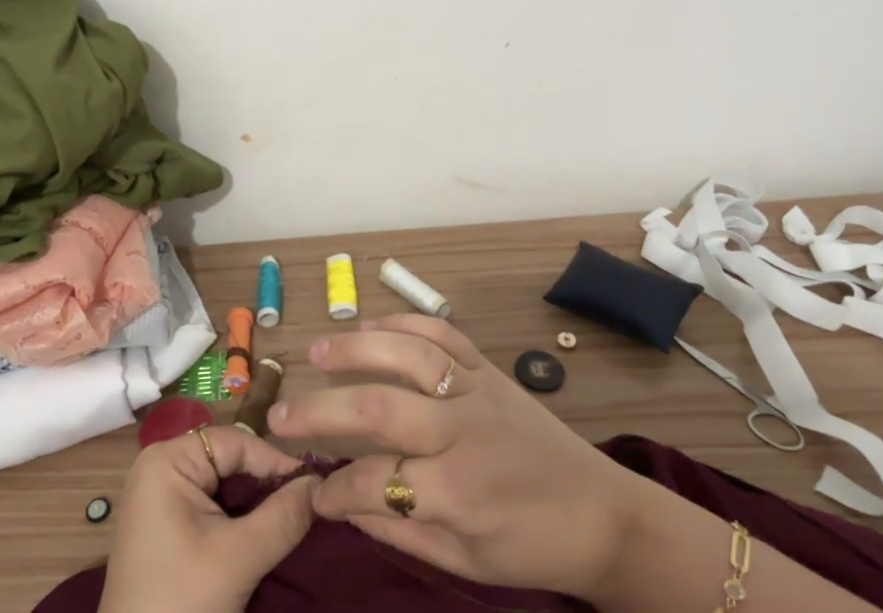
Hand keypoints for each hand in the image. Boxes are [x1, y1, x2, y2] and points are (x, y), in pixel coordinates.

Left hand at [99, 424, 319, 612]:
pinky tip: (267, 535)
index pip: (236, 442)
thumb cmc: (180, 600)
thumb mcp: (238, 558)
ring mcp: (162, 495)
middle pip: (230, 460)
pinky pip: (214, 505)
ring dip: (258, 504)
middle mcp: (161, 466)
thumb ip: (284, 516)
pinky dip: (240, 519)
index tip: (318, 486)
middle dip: (268, 484)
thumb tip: (323, 482)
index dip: (277, 461)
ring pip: (225, 484)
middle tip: (311, 505)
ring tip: (296, 520)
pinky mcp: (167, 523)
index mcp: (167, 460)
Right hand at [266, 314, 650, 597]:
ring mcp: (477, 393)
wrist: (604, 515)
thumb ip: (396, 530)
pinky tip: (371, 324)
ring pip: (408, 356)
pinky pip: (445, 333)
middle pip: (377, 409)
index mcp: (457, 493)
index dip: (332, 493)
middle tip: (279, 417)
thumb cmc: (531, 547)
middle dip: (319, 412)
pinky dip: (405, 321)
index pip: (372, 484)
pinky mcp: (491, 371)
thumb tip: (339, 506)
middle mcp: (462, 433)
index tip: (310, 495)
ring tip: (315, 352)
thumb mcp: (464, 561)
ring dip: (355, 349)